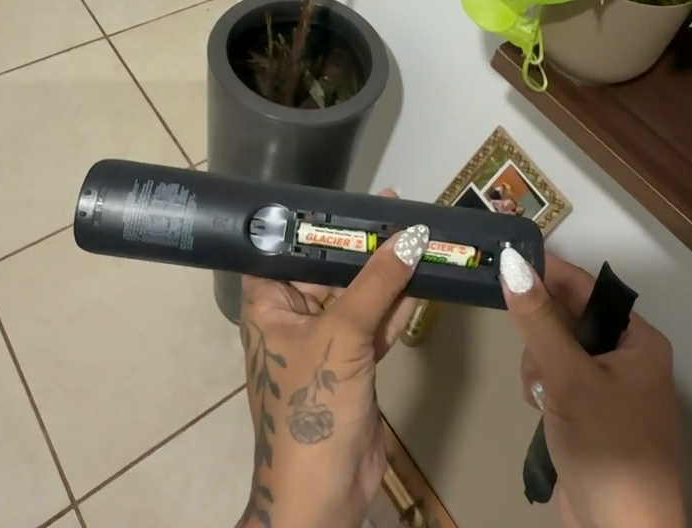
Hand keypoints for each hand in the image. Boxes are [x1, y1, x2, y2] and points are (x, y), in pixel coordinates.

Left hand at [237, 217, 425, 527]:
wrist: (324, 494)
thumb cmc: (313, 407)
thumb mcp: (343, 335)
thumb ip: (378, 283)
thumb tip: (413, 235)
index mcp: (268, 303)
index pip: (287, 247)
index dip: (318, 221)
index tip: (353, 197)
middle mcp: (291, 315)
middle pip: (330, 267)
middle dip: (364, 245)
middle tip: (399, 209)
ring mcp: (324, 340)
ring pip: (357, 294)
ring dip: (387, 272)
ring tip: (420, 234)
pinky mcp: (351, 363)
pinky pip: (374, 322)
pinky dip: (396, 305)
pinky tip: (423, 278)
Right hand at [501, 250, 684, 527]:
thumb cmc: (607, 445)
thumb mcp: (568, 376)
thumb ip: (537, 319)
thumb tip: (511, 262)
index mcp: (638, 340)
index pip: (587, 288)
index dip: (548, 272)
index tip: (507, 259)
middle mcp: (628, 357)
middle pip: (569, 317)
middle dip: (543, 335)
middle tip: (532, 354)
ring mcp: (610, 388)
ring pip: (557, 348)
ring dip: (540, 365)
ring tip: (542, 395)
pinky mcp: (591, 413)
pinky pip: (558, 377)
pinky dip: (543, 386)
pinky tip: (541, 408)